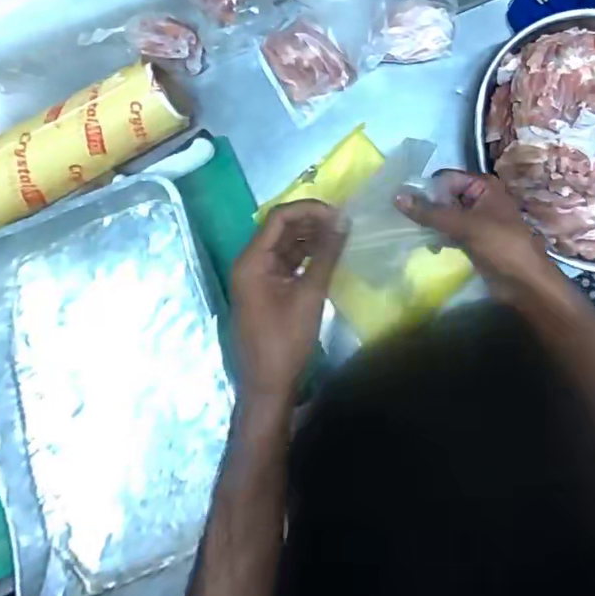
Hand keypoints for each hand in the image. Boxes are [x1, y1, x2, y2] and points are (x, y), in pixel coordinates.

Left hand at [231, 200, 343, 403]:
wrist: (267, 386)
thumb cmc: (285, 341)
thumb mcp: (310, 294)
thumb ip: (326, 254)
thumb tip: (343, 221)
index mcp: (252, 261)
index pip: (279, 218)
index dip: (309, 209)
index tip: (339, 213)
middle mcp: (250, 262)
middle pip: (281, 228)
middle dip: (312, 221)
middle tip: (344, 223)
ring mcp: (258, 276)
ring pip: (286, 243)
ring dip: (312, 236)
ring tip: (341, 235)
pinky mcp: (267, 288)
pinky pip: (288, 260)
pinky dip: (307, 254)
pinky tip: (330, 253)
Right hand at [397, 171, 563, 303]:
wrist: (524, 283)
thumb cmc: (500, 245)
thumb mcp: (465, 225)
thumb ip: (431, 212)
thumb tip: (397, 196)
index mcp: (484, 185)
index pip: (446, 178)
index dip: (426, 188)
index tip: (403, 202)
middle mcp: (480, 197)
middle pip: (445, 195)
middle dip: (427, 207)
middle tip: (405, 221)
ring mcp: (477, 219)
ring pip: (446, 214)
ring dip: (432, 223)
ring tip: (419, 235)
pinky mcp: (474, 238)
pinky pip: (450, 230)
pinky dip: (440, 236)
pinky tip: (430, 246)